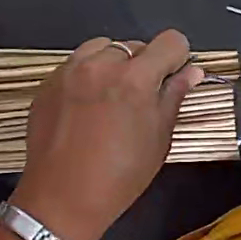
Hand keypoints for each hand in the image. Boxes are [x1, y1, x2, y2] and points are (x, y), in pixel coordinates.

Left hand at [13, 30, 203, 239]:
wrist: (63, 198)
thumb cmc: (120, 177)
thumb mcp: (158, 140)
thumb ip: (174, 97)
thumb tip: (192, 71)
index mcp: (136, 78)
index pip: (170, 41)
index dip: (177, 59)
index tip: (172, 80)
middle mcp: (102, 64)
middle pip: (135, 45)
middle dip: (144, 66)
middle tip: (139, 102)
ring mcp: (70, 71)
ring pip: (103, 48)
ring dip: (114, 65)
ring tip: (111, 100)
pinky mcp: (48, 83)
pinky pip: (76, 65)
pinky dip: (88, 76)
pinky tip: (87, 109)